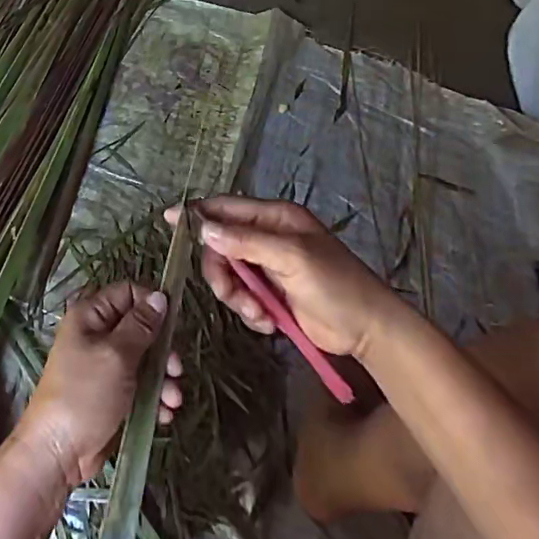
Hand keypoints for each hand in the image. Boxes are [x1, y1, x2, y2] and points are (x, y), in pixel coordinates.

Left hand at [16, 282, 183, 486]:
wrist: (59, 451)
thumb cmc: (85, 394)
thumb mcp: (116, 355)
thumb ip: (141, 326)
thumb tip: (161, 296)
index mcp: (91, 316)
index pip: (127, 293)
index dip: (151, 304)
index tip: (172, 323)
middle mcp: (98, 336)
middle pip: (141, 328)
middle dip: (163, 349)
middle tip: (176, 369)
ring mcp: (105, 366)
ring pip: (145, 360)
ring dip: (163, 378)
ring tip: (173, 400)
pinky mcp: (113, 394)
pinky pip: (141, 386)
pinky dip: (155, 397)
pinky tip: (163, 414)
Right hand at [170, 196, 400, 358]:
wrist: (368, 330)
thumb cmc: (335, 285)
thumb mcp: (291, 258)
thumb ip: (245, 241)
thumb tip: (205, 227)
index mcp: (275, 218)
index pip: (227, 208)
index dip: (198, 213)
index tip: (170, 220)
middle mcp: (269, 237)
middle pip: (221, 246)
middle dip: (222, 272)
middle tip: (232, 294)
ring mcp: (269, 266)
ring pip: (229, 275)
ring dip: (237, 297)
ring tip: (258, 313)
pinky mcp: (271, 293)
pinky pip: (242, 297)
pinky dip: (250, 311)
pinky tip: (269, 321)